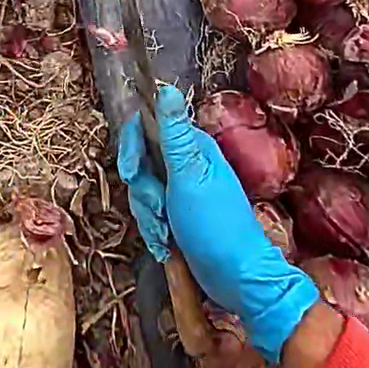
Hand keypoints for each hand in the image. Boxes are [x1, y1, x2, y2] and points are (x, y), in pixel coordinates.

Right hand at [117, 84, 319, 361]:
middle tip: (159, 210)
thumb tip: (166, 88)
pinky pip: (150, 214)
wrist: (237, 279)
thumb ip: (174, 133)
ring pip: (142, 191)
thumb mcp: (189, 176)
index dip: (132, 147)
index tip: (131, 171)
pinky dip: (153, 230)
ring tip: (167, 233)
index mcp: (192, 146)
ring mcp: (181, 190)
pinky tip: (166, 244)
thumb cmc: (216, 225)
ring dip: (148, 215)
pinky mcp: (177, 215)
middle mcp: (186, 163)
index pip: (147, 128)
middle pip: (141, 162)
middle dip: (143, 191)